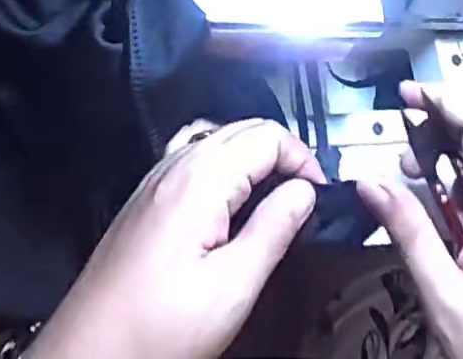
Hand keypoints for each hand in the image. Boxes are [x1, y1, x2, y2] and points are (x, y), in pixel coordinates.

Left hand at [31, 118, 325, 358]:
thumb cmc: (155, 334)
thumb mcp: (230, 290)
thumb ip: (274, 230)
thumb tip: (306, 191)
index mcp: (202, 177)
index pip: (269, 136)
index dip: (303, 158)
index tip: (317, 196)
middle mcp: (178, 163)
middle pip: (247, 129)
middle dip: (283, 153)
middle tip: (303, 196)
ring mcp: (156, 177)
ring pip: (222, 137)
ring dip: (256, 156)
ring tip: (274, 195)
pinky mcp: (145, 197)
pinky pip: (196, 154)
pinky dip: (226, 162)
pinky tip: (229, 197)